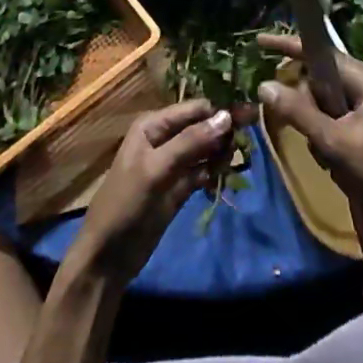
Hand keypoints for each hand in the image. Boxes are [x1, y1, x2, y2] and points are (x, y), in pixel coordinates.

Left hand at [70, 100, 233, 284]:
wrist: (110, 253)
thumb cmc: (126, 203)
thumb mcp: (156, 169)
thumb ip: (190, 142)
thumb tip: (227, 116)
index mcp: (153, 124)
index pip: (195, 109)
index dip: (221, 111)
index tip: (252, 117)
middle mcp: (164, 137)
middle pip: (204, 126)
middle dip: (225, 133)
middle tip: (246, 148)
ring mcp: (173, 163)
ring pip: (207, 149)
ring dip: (223, 155)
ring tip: (232, 168)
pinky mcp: (180, 187)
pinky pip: (204, 171)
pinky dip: (216, 174)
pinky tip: (224, 181)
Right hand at [256, 33, 362, 229]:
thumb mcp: (334, 141)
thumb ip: (298, 111)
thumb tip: (263, 85)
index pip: (318, 51)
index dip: (287, 45)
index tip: (259, 42)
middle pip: (316, 79)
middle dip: (303, 104)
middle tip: (301, 130)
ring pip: (322, 102)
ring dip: (315, 126)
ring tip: (326, 154)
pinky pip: (333, 119)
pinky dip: (326, 136)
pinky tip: (334, 161)